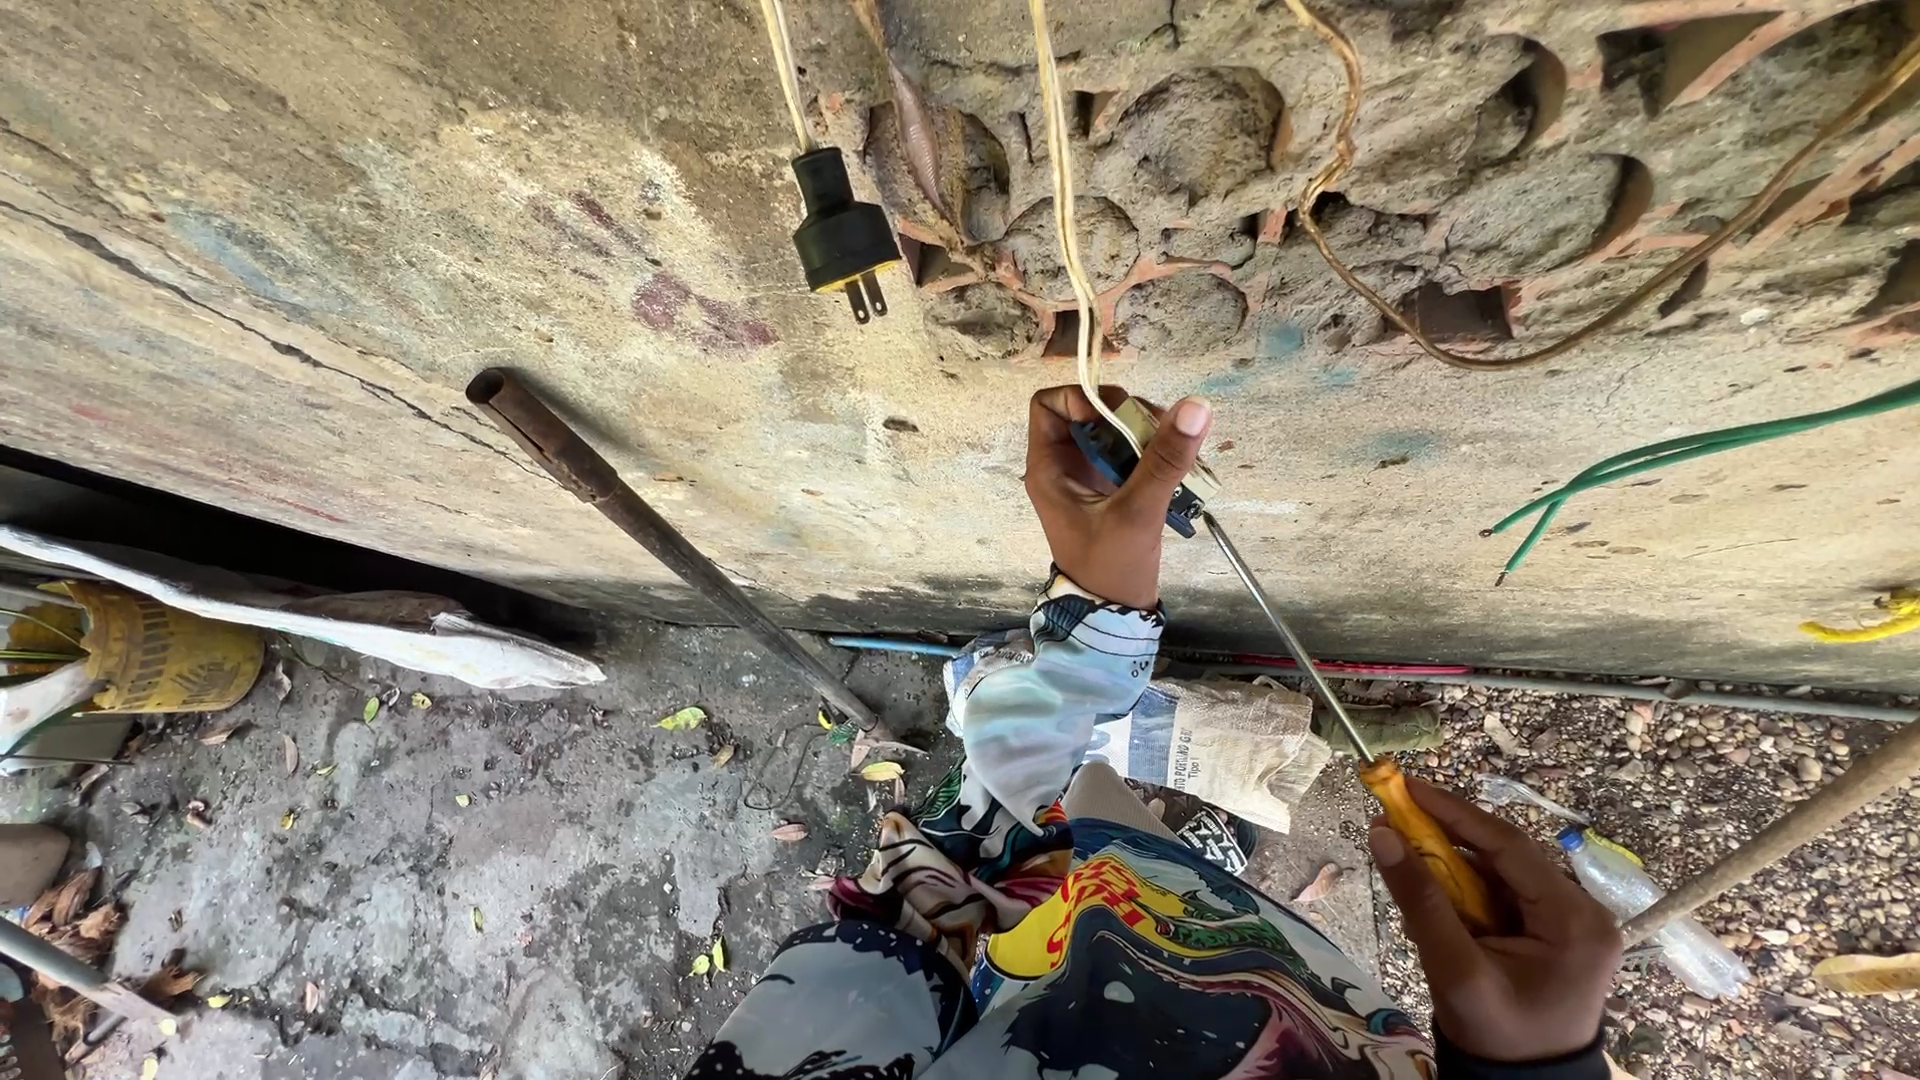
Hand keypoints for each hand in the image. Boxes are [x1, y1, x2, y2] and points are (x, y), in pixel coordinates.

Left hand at [1024, 385, 1211, 608]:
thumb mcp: (1137, 512)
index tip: (1118, 413)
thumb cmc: (1111, 567)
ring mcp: (1088, 475)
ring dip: (1144, 429)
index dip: (1079, 397)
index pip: (1047, 406)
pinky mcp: (1111, 486)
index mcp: (1048, 469)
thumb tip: (1196, 407)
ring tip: (1176, 444)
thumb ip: (1163, 461)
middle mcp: (1063, 466)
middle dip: (1125, 412)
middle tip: (1161, 427)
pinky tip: (1177, 461)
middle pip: (1087, 412)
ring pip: (1112, 430)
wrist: (1114, 612)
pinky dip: (1151, 449)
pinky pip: (1128, 451)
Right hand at [1368, 779, 1621, 1062]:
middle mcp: (1582, 910)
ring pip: (1496, 866)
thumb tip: (1380, 831)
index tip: (1404, 786)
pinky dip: (1459, 883)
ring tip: (1406, 858)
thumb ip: (1419, 898)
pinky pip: (1497, 887)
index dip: (1452, 810)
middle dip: (1444, 833)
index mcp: (1575, 920)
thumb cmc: (1498, 1030)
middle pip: (1502, 851)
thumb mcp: (1454, 967)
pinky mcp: (1551, 928)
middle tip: (1392, 816)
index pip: (1507, 844)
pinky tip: (1432, 892)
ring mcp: (1568, 919)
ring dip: (1448, 859)